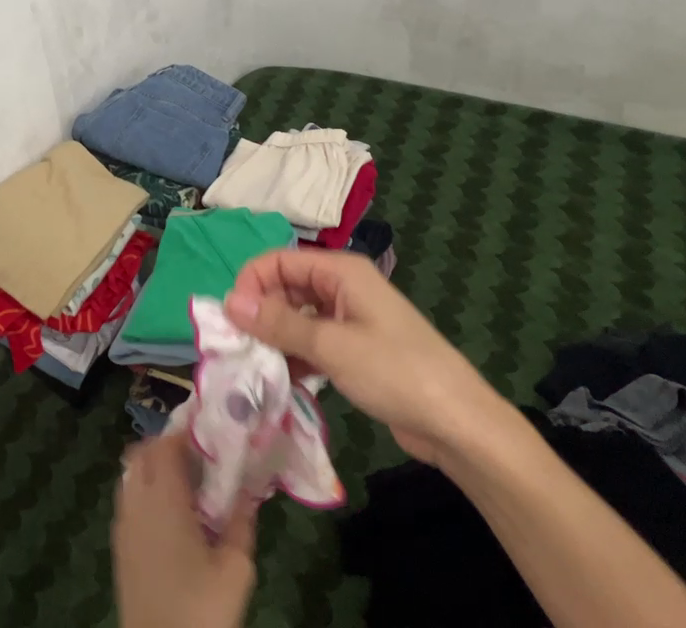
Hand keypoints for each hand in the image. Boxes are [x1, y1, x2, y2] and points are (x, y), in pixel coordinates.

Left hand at [112, 434, 255, 627]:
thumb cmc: (202, 607)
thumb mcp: (236, 568)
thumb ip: (241, 522)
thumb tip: (248, 490)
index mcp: (164, 499)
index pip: (164, 446)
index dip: (183, 433)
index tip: (207, 433)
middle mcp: (136, 502)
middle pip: (141, 454)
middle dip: (165, 446)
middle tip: (198, 456)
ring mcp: (122, 523)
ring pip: (130, 475)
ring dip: (152, 468)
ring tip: (186, 484)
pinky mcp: (119, 544)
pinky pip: (127, 499)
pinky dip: (144, 491)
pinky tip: (170, 514)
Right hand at [225, 248, 508, 464]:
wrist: (457, 423)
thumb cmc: (395, 373)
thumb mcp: (331, 346)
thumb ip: (278, 323)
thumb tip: (228, 302)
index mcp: (341, 272)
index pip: (277, 261)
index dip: (250, 285)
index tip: (232, 323)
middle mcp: (343, 288)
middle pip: (285, 287)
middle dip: (260, 313)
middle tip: (242, 349)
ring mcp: (350, 320)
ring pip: (296, 317)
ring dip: (275, 338)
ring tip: (259, 368)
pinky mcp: (355, 350)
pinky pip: (312, 343)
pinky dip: (295, 357)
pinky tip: (284, 381)